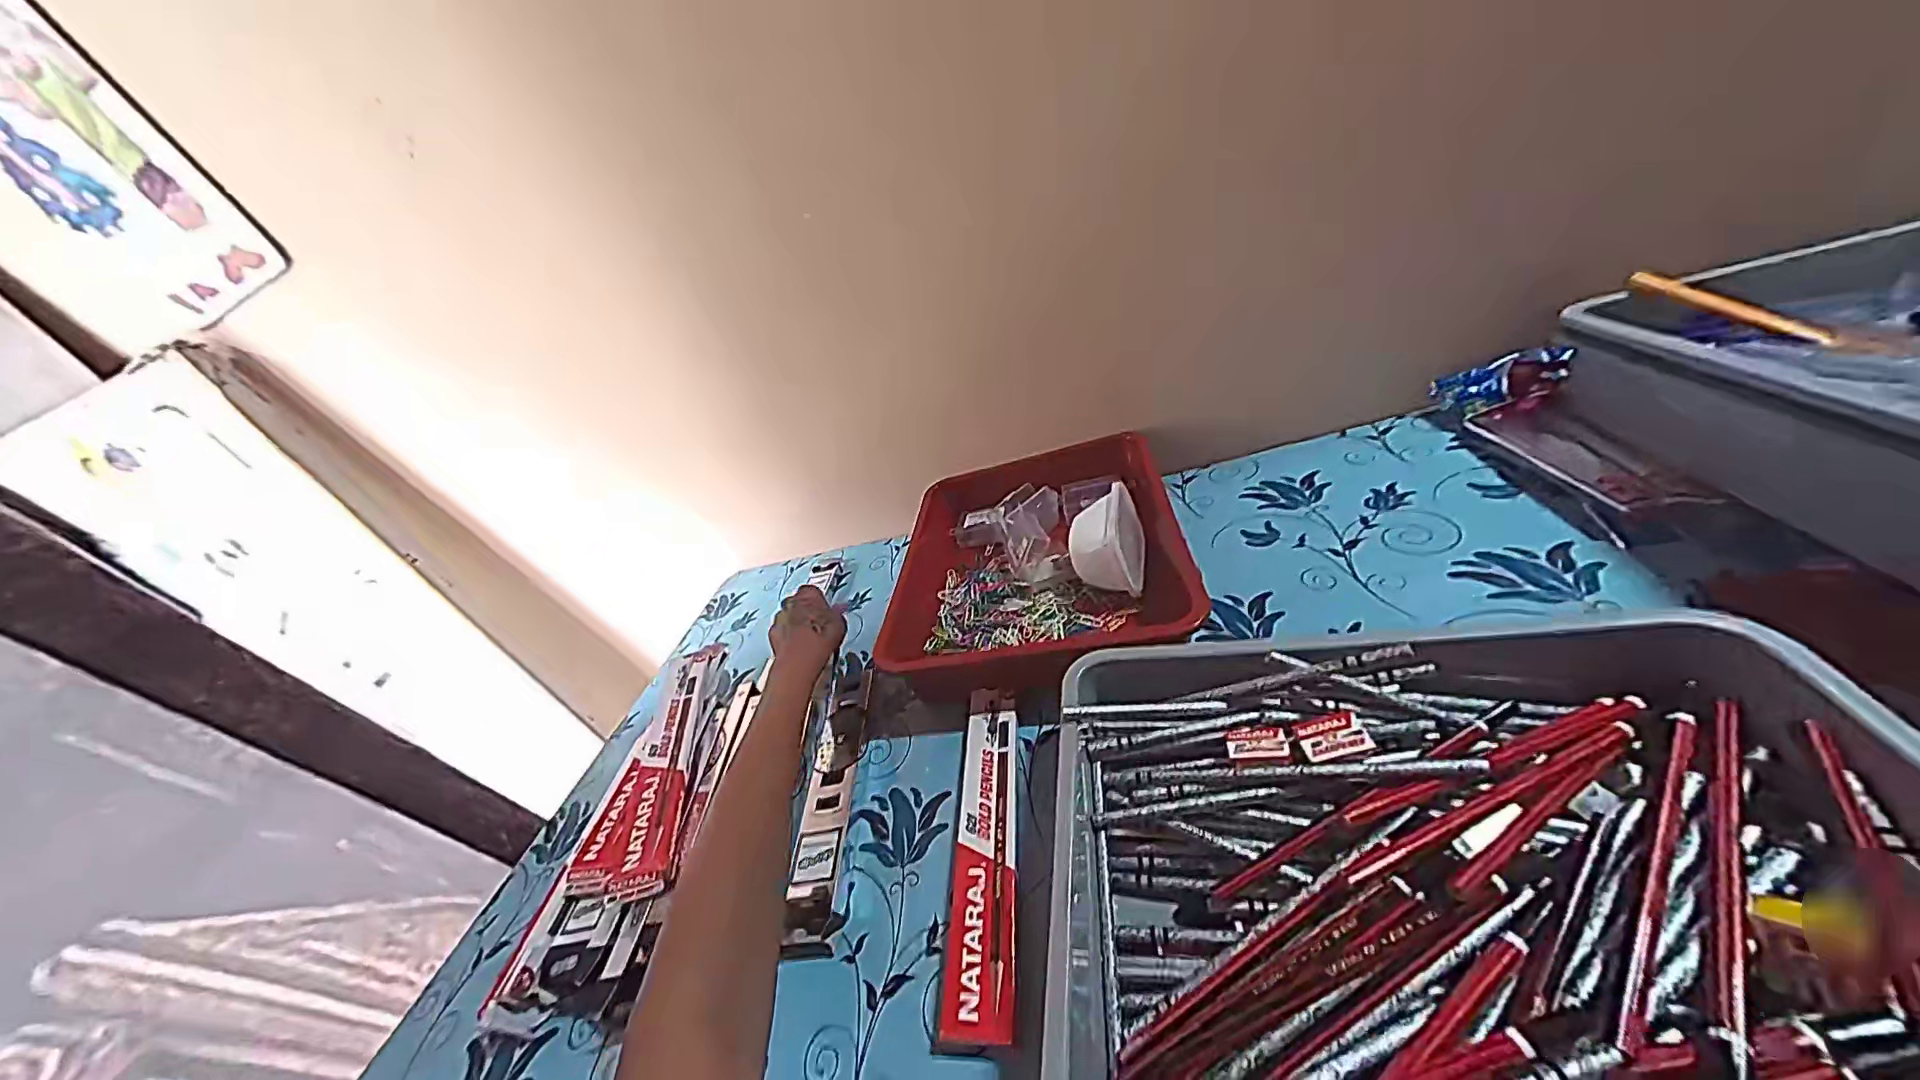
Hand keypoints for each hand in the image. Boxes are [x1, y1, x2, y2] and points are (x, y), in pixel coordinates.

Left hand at [769, 585, 845, 679]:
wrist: (802, 656)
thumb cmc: (819, 637)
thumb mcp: (839, 622)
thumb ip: (836, 613)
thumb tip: (838, 613)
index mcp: (807, 594)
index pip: (812, 590)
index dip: (819, 600)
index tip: (825, 608)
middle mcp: (790, 603)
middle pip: (797, 603)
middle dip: (805, 611)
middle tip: (818, 623)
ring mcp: (780, 618)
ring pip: (788, 617)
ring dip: (796, 624)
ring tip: (810, 637)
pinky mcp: (774, 634)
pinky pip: (781, 632)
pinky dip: (788, 637)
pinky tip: (800, 646)